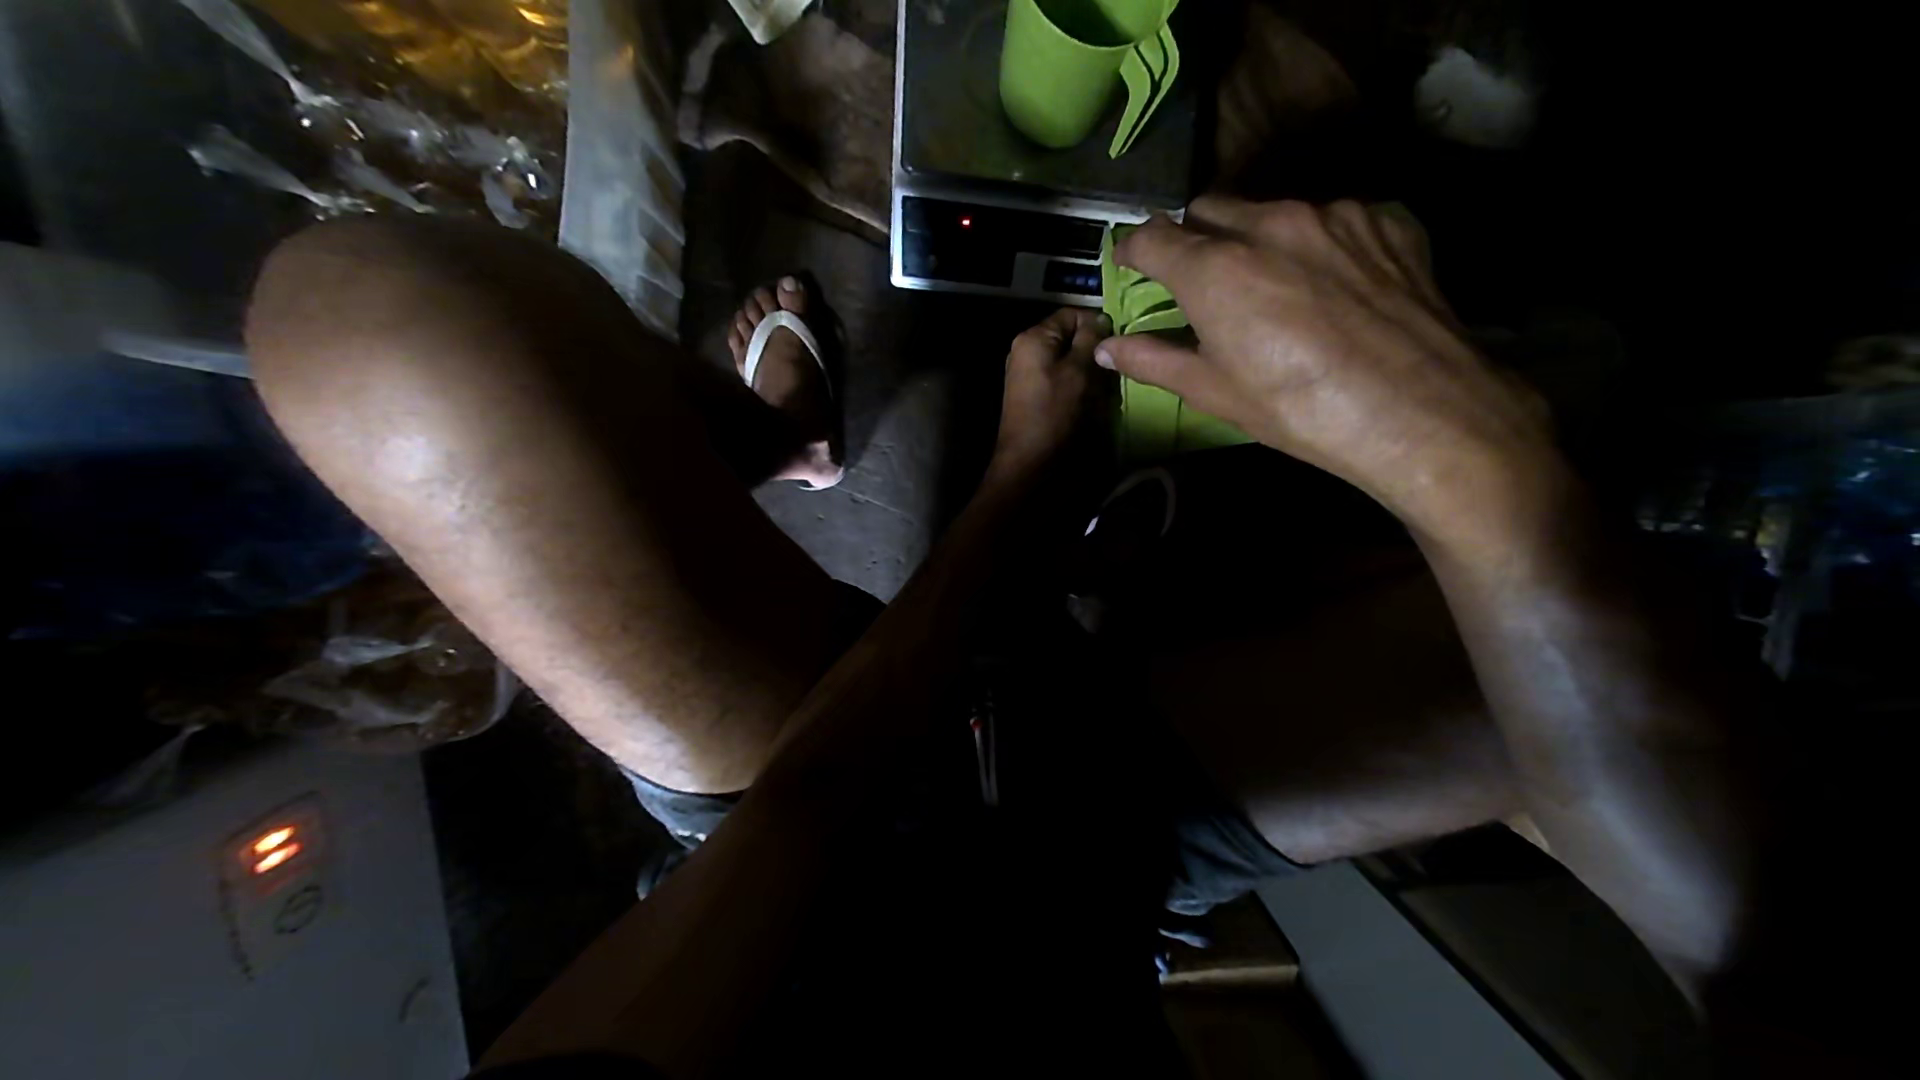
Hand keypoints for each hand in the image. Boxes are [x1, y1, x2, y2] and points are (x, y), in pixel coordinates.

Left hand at [987, 307, 1111, 486]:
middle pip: (1067, 336)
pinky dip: (1074, 382)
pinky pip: (1057, 375)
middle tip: (1110, 370)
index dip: (1097, 324)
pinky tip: (1086, 399)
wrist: (1027, 458)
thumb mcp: (1078, 372)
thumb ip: (1090, 340)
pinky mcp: (1030, 390)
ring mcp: (1025, 370)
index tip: (1116, 345)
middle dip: (1091, 349)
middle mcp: (1024, 348)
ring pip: (1065, 357)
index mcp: (1033, 337)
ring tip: (1101, 387)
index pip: (1072, 314)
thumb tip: (1101, 318)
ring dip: (1085, 368)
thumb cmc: (1054, 413)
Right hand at [1098, 198, 1560, 554]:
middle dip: (1192, 237)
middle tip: (1197, 278)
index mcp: (1216, 269)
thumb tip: (1105, 349)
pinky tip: (1328, 285)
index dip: (1134, 247)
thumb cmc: (1296, 410)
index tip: (1130, 263)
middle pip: (1210, 209)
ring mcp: (1332, 214)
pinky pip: (1329, 218)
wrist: (1417, 411)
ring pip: (1270, 211)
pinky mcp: (1383, 218)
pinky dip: (1312, 243)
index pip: (1153, 235)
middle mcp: (1269, 224)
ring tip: (1270, 285)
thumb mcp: (1213, 392)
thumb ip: (1152, 360)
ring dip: (1253, 239)